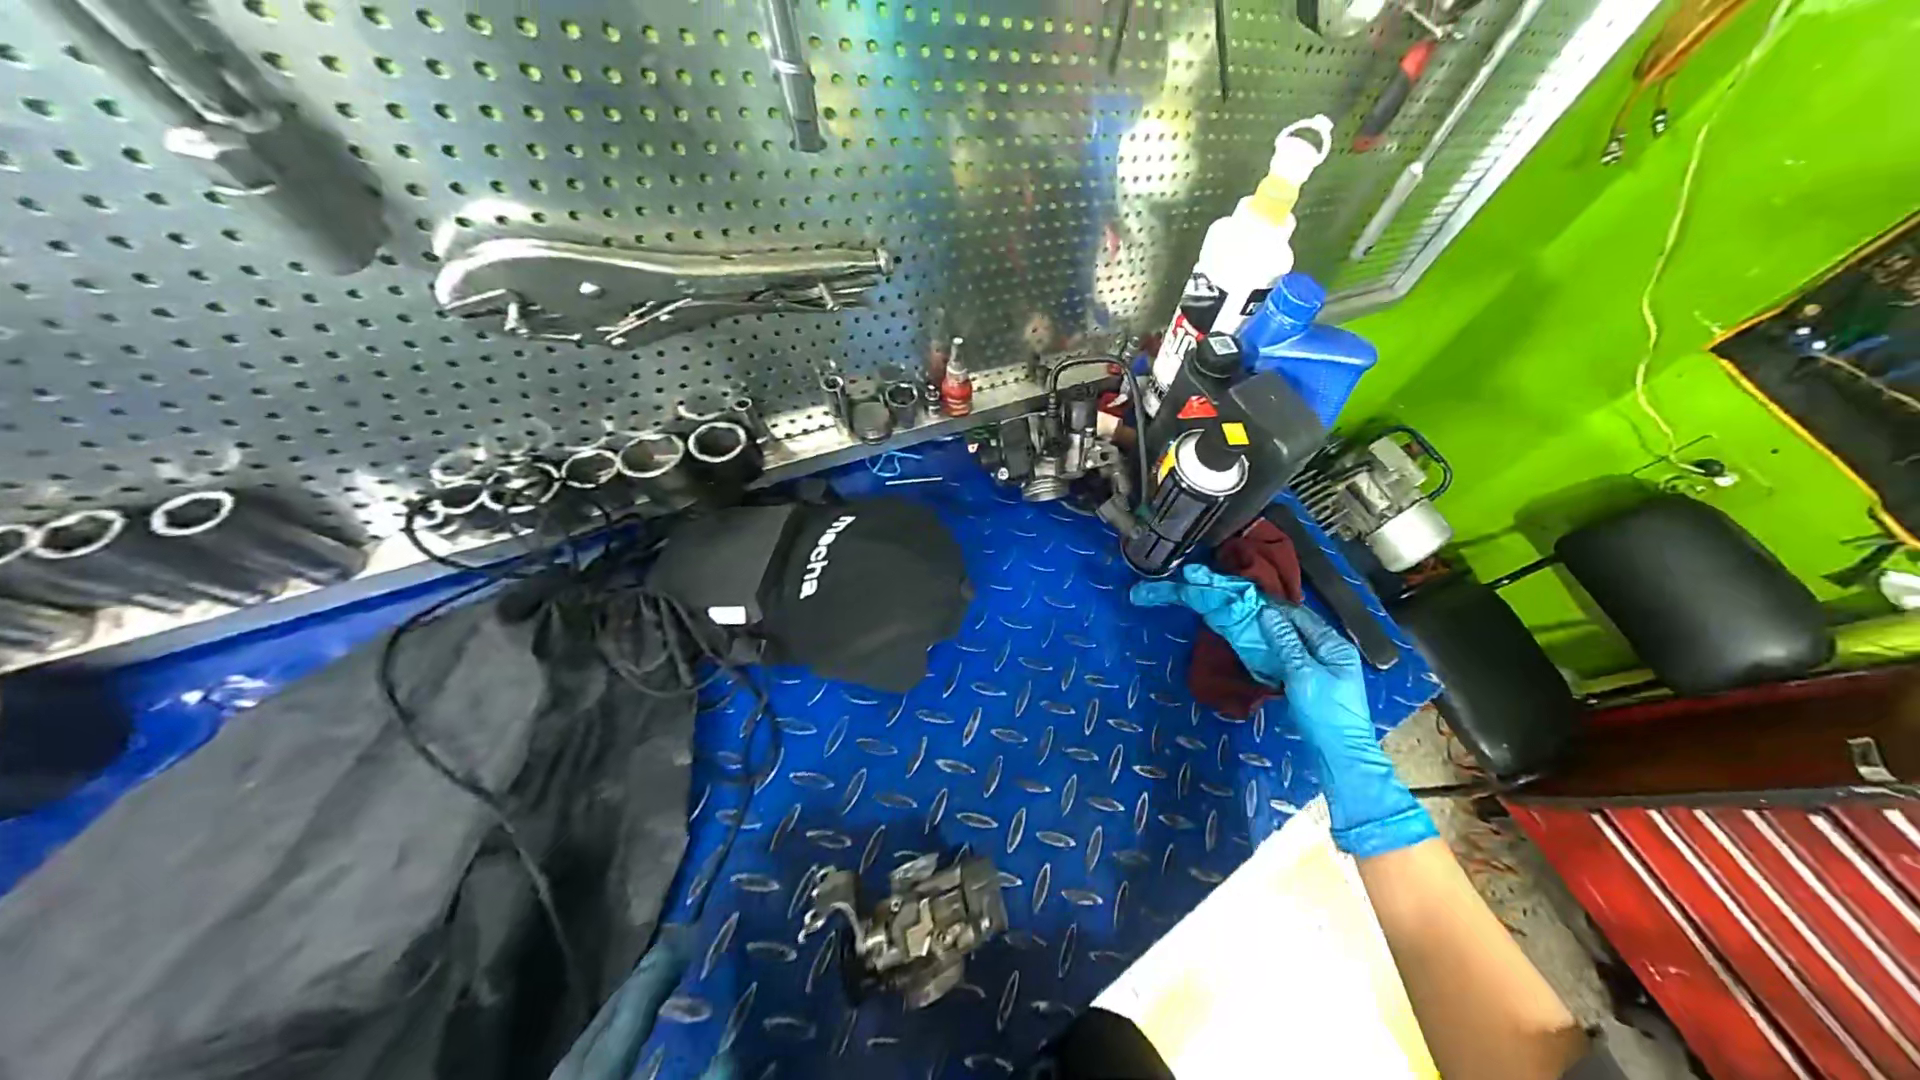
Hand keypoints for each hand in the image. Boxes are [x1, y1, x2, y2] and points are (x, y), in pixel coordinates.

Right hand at [1131, 564, 1435, 857]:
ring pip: (1291, 640)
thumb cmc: (1324, 713)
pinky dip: (1273, 647)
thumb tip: (1266, 611)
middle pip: (1296, 625)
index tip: (1244, 594)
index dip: (1271, 603)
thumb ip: (1285, 641)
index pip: (1298, 614)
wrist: (1341, 753)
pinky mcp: (1312, 680)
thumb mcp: (1303, 674)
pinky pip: (1290, 655)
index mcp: (1332, 644)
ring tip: (1243, 621)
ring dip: (1269, 630)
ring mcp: (1322, 666)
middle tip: (1239, 606)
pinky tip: (1256, 646)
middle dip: (1268, 614)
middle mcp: (1329, 650)